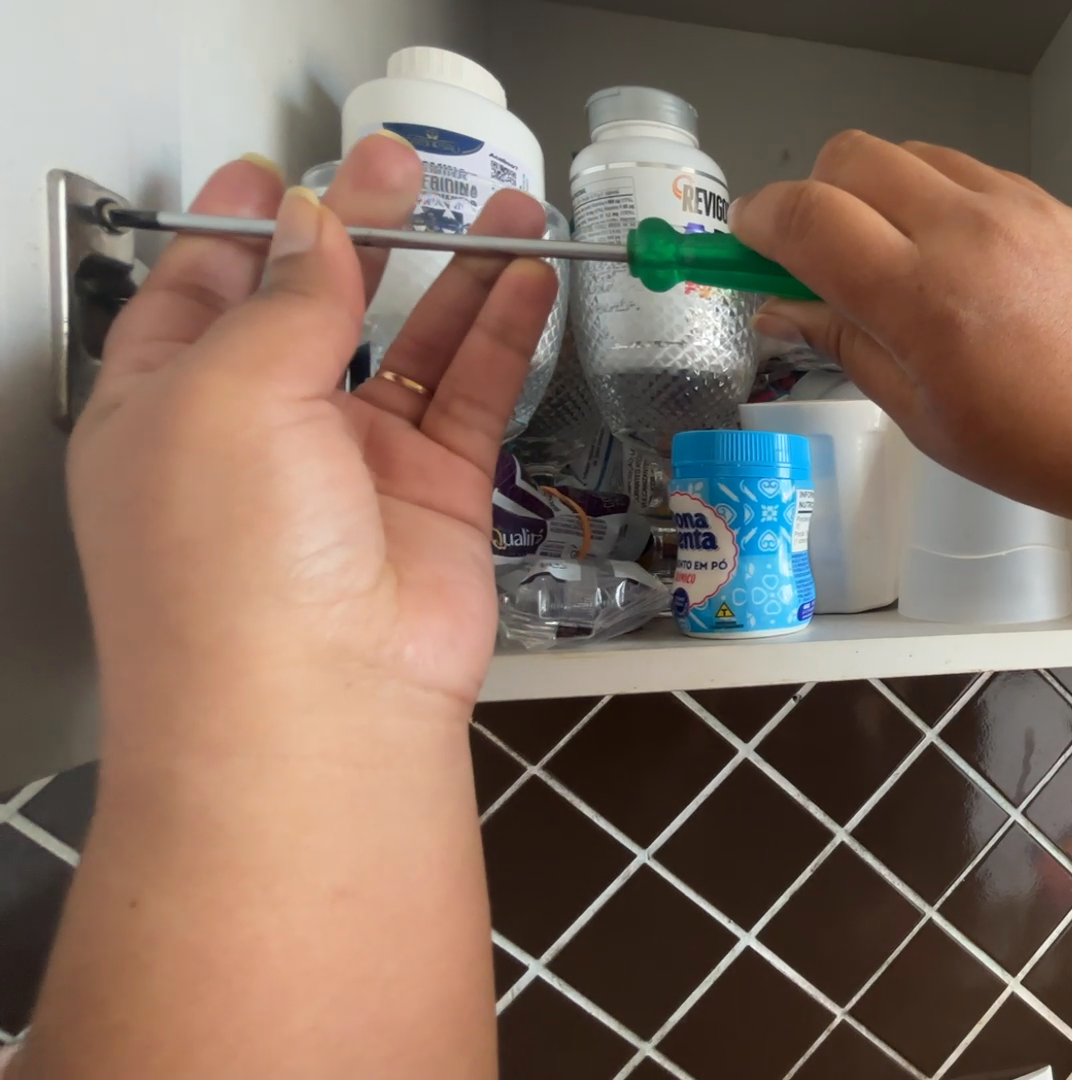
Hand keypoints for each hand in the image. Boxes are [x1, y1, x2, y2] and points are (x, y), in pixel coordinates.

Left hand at [67, 135, 556, 735]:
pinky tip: (531, 295)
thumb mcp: (226, 399)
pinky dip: (507, 341)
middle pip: (331, 305)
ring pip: (422, 346)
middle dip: (376, 234)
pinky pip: (477, 396)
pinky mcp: (444, 488)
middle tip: (420, 178)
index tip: (295, 170)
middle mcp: (271, 423)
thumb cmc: (232, 560)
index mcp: (173, 396)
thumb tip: (315, 226)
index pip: (209, 284)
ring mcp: (365, 458)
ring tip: (512, 223)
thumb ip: (284, 304)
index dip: (250, 223)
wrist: (329, 690)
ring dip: (466, 281)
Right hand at [732, 131, 1071, 539]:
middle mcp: (967, 231)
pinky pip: (966, 172)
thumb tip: (783, 311)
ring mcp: (1016, 208)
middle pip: (847, 156)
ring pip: (908, 154)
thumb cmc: (1041, 450)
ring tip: (892, 262)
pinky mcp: (1052, 205)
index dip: (758, 225)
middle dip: (812, 197)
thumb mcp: (924, 418)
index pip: (806, 218)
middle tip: (819, 260)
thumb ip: (846, 347)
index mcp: (925, 299)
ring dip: (874, 193)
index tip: (748, 246)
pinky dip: (933, 199)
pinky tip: (953, 259)